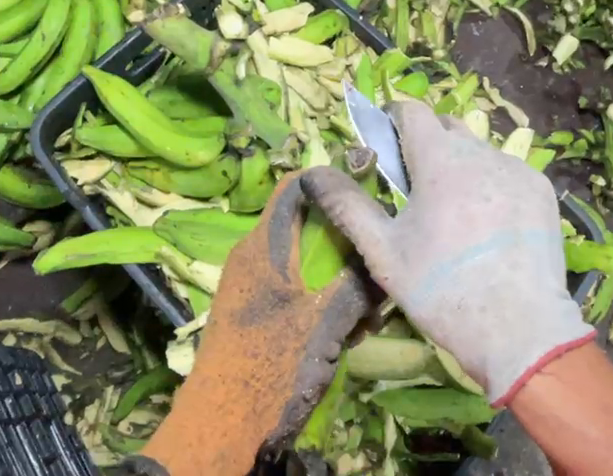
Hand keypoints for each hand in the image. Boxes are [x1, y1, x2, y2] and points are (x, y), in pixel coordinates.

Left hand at [131, 173, 375, 475]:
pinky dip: (325, 302)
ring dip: (342, 280)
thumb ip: (359, 281)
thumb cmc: (269, 368)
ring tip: (369, 316)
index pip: (296, 184)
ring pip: (308, 262)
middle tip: (380, 267)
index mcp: (264, 244)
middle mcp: (256, 255)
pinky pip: (299, 290)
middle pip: (309, 225)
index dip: (332, 179)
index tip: (371, 192)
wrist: (220, 433)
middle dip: (348, 243)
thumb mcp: (325, 323)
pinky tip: (350, 334)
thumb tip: (391, 254)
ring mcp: (255, 286)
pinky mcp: (258, 314)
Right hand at [301, 100, 593, 404]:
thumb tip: (311, 173)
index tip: (384, 147)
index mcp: (438, 157)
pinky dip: (491, 185)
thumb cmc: (440, 289)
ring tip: (453, 212)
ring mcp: (516, 169)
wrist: (520, 331)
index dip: (393, 120)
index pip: (412, 110)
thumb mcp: (383, 250)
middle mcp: (480, 151)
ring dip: (460, 165)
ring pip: (478, 151)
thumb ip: (347, 205)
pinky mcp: (541, 191)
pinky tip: (488, 227)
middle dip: (426, 143)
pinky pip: (507, 173)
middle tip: (414, 187)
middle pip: (446, 126)